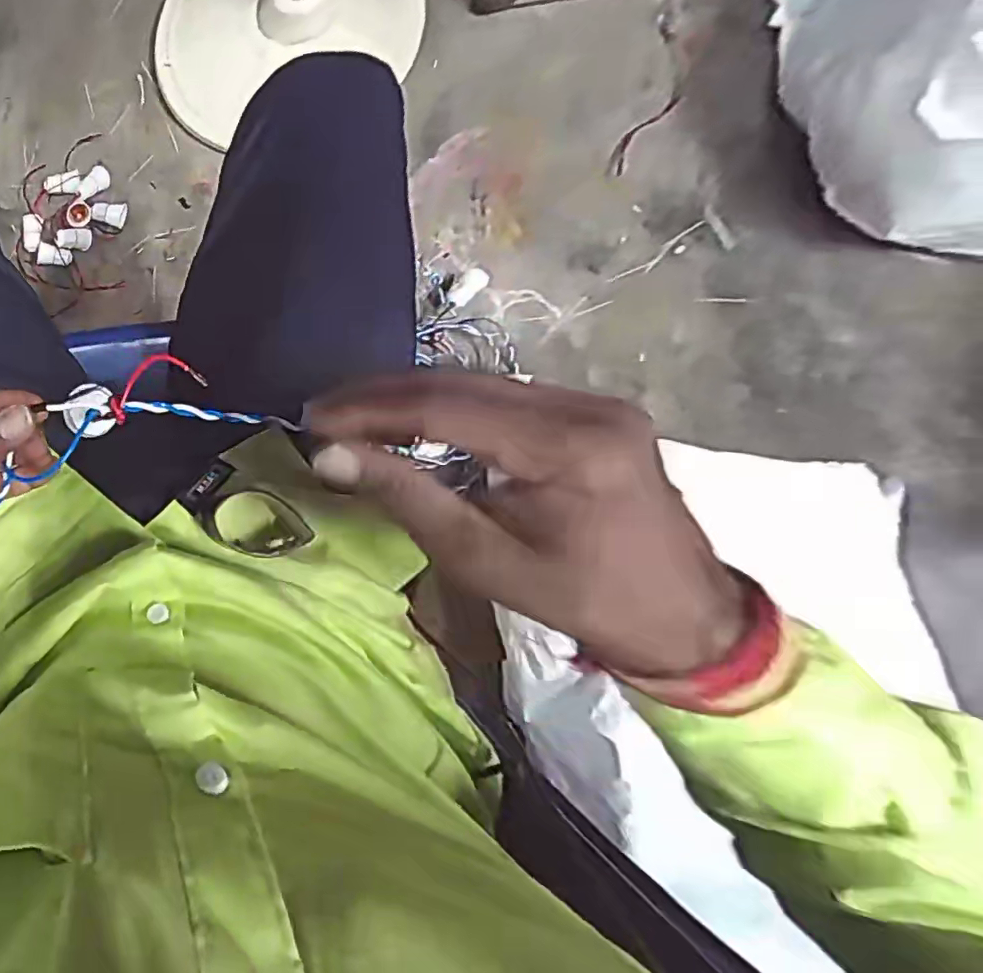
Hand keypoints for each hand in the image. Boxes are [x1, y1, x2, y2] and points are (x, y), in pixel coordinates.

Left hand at [0, 390, 50, 608]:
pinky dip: (24, 477)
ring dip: (27, 455)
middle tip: (41, 449)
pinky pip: (5, 481)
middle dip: (20, 433)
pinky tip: (39, 478)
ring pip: (3, 453)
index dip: (6, 404)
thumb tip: (22, 418)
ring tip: (44, 465)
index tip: (40, 408)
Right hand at [304, 371, 746, 676]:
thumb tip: (328, 455)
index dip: (368, 410)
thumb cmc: (577, 597)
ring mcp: (591, 402)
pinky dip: (437, 402)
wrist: (685, 616)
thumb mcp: (479, 557)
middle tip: (319, 414)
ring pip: (472, 381)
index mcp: (566, 446)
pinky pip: (494, 392)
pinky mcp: (587, 409)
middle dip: (377, 395)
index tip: (313, 422)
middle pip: (456, 382)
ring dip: (403, 395)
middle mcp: (584, 406)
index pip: (443, 407)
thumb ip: (403, 496)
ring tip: (348, 415)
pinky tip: (403, 418)